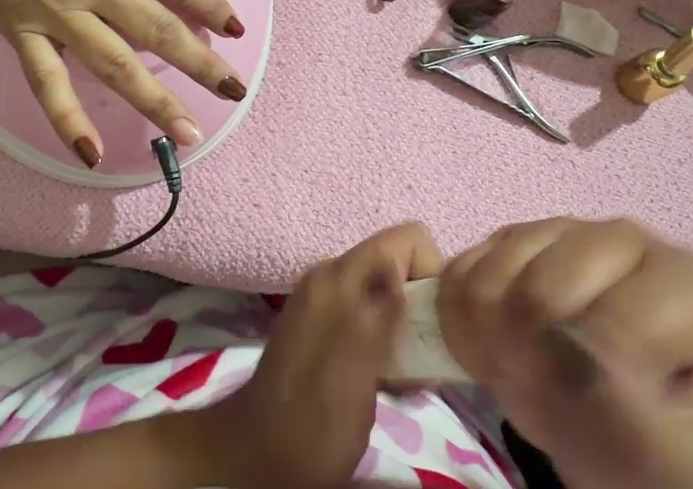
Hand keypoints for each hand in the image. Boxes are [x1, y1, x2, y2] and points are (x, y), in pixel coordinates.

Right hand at [0, 0, 244, 165]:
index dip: (211, 5)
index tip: (237, 29)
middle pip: (156, 29)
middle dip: (201, 62)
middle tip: (235, 91)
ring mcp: (57, 14)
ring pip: (114, 64)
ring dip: (154, 100)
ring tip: (189, 132)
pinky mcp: (22, 35)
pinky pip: (47, 83)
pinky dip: (67, 119)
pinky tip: (92, 154)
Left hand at [200, 222, 442, 487]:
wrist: (255, 453)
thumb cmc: (311, 420)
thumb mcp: (354, 370)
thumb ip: (379, 316)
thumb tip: (401, 270)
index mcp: (339, 279)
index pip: (406, 238)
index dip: (433, 271)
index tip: (437, 321)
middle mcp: (329, 277)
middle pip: (397, 263)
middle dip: (422, 303)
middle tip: (427, 357)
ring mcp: (321, 299)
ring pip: (384, 290)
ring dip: (406, 326)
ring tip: (409, 375)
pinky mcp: (319, 324)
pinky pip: (367, 311)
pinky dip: (386, 337)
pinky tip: (387, 378)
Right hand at [438, 219, 692, 488]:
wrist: (601, 416)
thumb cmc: (644, 435)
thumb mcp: (664, 454)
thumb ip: (637, 420)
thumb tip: (591, 377)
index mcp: (692, 284)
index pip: (615, 325)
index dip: (583, 378)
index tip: (590, 409)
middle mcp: (627, 238)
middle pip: (541, 292)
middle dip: (529, 358)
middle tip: (544, 390)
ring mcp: (561, 228)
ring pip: (490, 278)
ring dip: (490, 342)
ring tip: (521, 370)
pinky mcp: (509, 235)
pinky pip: (458, 273)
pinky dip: (459, 322)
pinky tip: (494, 346)